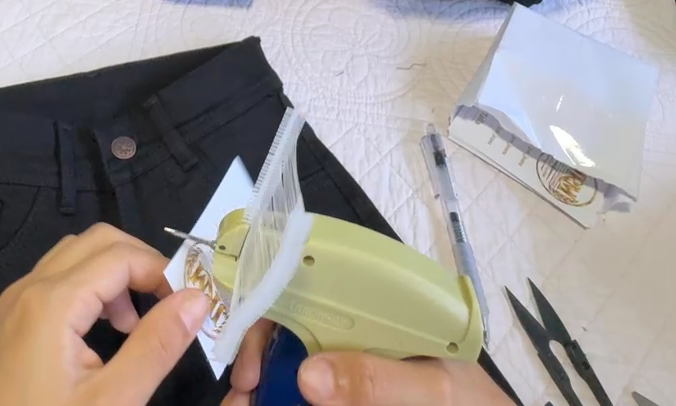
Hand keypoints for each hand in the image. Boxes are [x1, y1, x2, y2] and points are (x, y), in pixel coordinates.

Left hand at [0, 223, 210, 405]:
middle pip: (97, 241)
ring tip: (135, 324)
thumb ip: (156, 346)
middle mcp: (29, 287)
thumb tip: (197, 297)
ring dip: (114, 274)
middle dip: (139, 262)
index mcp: (53, 300)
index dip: (162, 270)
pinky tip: (102, 333)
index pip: (121, 254)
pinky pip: (56, 280)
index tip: (191, 302)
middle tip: (167, 304)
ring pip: (75, 256)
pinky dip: (88, 288)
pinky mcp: (9, 323)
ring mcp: (14, 303)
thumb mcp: (111, 403)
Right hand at [225, 320, 514, 405]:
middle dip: (259, 352)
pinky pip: (309, 390)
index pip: (316, 281)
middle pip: (294, 323)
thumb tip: (308, 374)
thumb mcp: (435, 392)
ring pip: (295, 362)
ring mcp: (356, 364)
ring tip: (241, 404)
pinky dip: (281, 396)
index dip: (274, 301)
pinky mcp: (353, 390)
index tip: (252, 341)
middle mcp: (362, 328)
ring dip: (264, 382)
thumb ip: (377, 381)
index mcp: (381, 306)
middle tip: (242, 389)